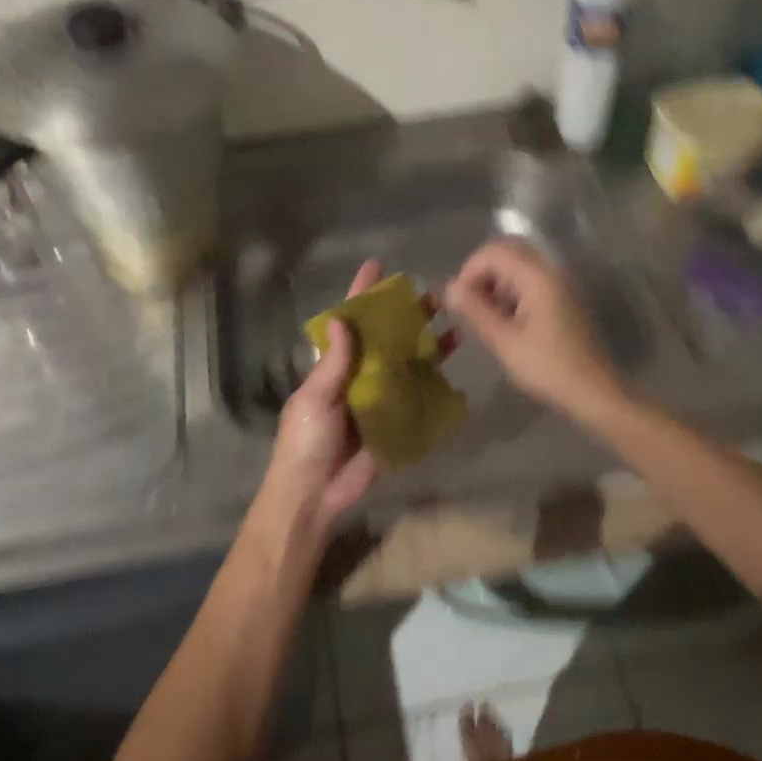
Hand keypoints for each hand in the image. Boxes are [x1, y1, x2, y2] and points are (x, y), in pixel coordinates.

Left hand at [251, 260, 456, 554]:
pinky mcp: (393, 426)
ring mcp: (378, 401)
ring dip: (428, 350)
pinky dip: (437, 393)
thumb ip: (332, 364)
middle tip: (436, 298)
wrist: (313, 494)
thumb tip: (344, 320)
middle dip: (408, 319)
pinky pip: (418, 405)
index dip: (361, 294)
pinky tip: (457, 380)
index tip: (377, 266)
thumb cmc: (304, 441)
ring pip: (407, 367)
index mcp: (333, 366)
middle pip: (387, 340)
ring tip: (455, 332)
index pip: (350, 322)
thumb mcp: (313, 399)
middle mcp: (358, 377)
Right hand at [445, 238, 623, 416]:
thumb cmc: (547, 366)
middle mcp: (551, 271)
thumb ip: (476, 310)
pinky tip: (504, 320)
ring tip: (483, 316)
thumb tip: (450, 288)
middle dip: (481, 273)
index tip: (457, 301)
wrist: (592, 390)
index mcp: (538, 276)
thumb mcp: (504, 340)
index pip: (494, 252)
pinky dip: (511, 292)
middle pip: (508, 252)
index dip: (469, 270)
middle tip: (468, 304)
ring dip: (496, 283)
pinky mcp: (563, 299)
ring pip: (519, 266)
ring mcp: (560, 284)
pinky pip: (531, 281)